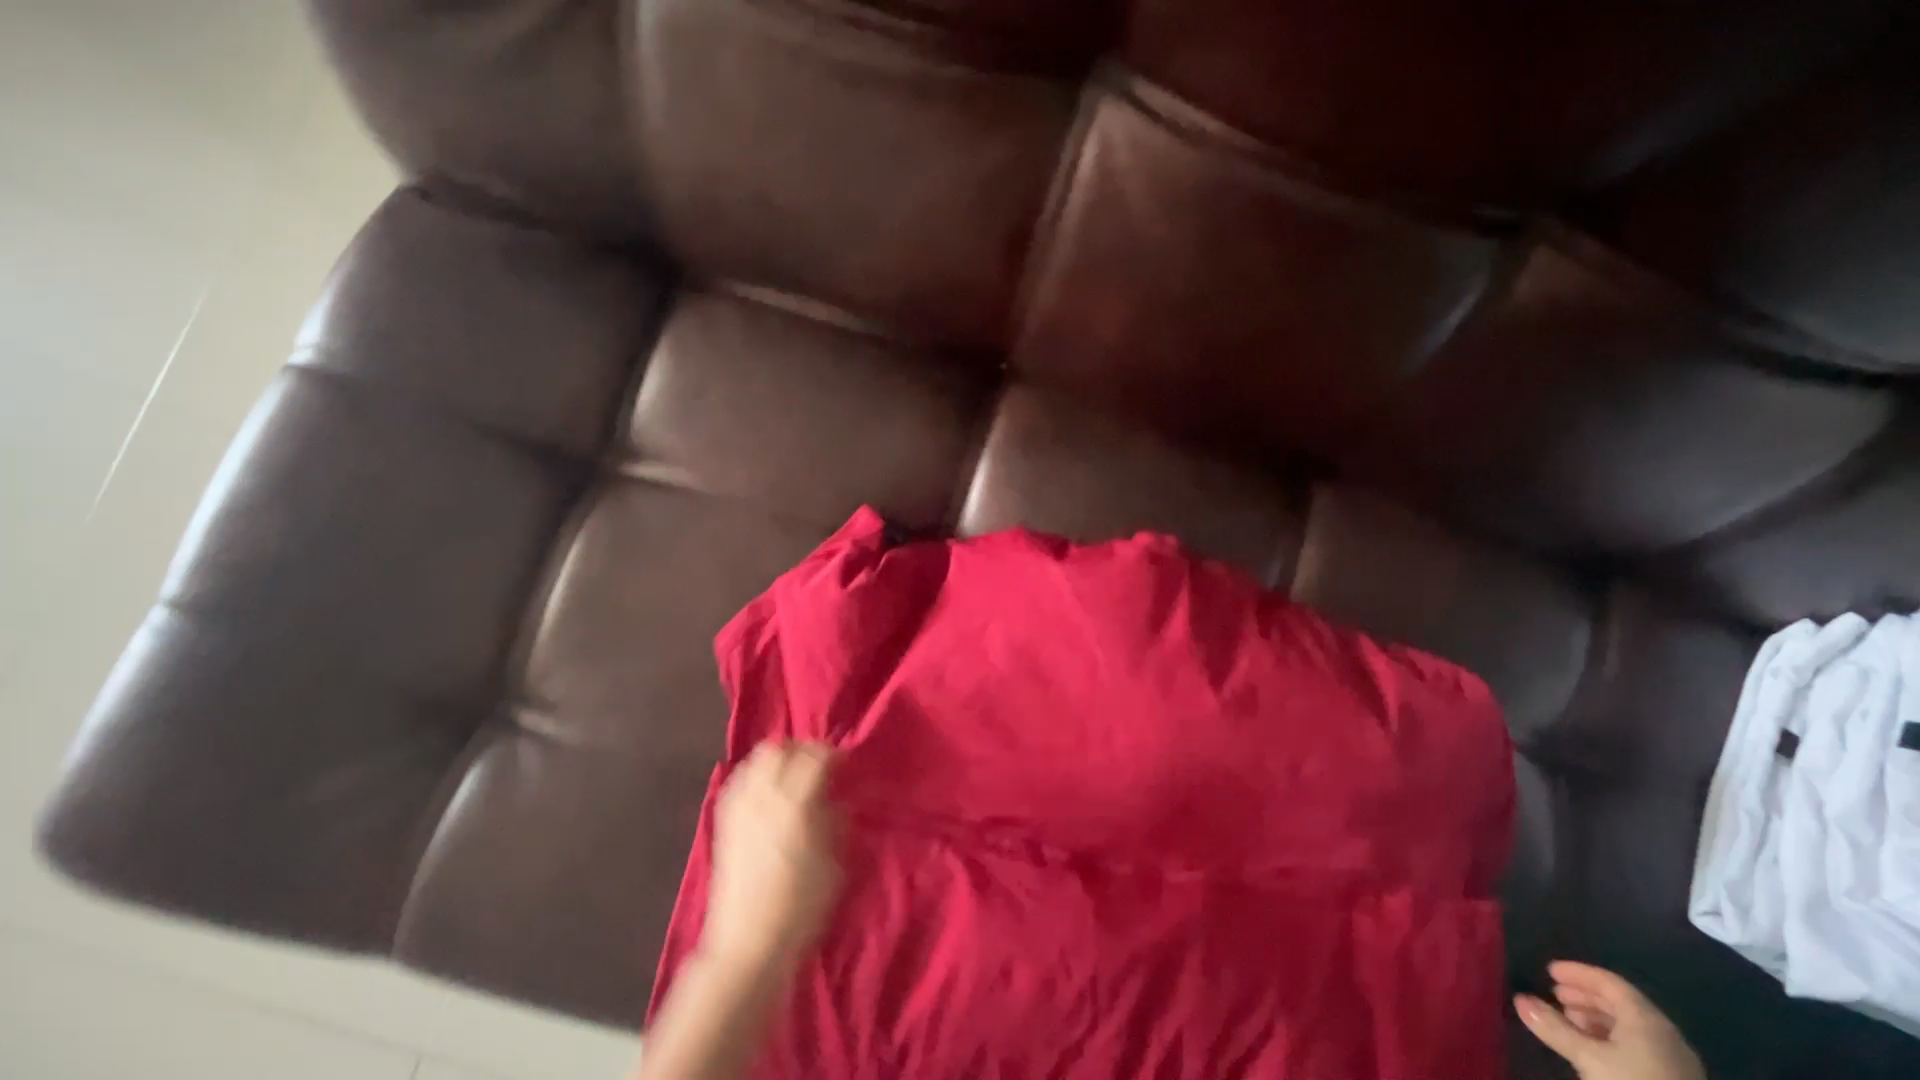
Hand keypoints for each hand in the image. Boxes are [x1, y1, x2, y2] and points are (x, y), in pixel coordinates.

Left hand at [700, 741, 844, 973]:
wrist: (749, 942)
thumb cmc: (802, 907)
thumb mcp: (836, 863)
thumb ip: (837, 820)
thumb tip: (838, 797)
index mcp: (796, 803)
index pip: (816, 755)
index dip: (834, 754)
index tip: (847, 765)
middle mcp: (763, 795)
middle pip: (780, 748)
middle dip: (802, 750)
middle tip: (819, 768)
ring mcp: (739, 806)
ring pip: (756, 759)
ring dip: (778, 760)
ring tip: (794, 778)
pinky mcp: (723, 820)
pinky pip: (740, 779)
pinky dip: (757, 776)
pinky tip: (768, 794)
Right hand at [1516, 961, 1705, 1079]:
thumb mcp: (1587, 1058)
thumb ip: (1555, 1028)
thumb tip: (1520, 999)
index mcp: (1647, 1020)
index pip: (1610, 982)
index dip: (1578, 973)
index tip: (1549, 971)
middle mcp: (1664, 1033)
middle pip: (1621, 1002)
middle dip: (1585, 995)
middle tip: (1555, 995)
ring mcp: (1672, 1058)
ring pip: (1630, 1025)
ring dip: (1596, 1017)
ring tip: (1568, 1021)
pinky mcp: (1672, 1079)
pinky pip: (1637, 1045)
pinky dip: (1610, 1037)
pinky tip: (1593, 1049)